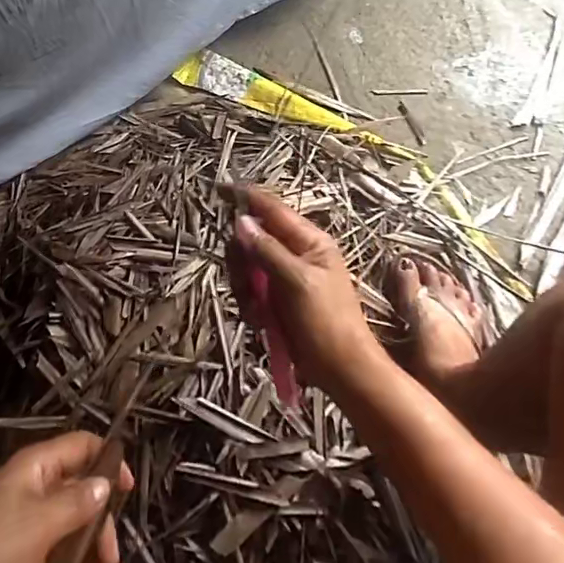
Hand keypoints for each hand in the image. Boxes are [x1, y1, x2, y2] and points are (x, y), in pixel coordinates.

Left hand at [0, 432, 134, 562]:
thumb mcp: (38, 523)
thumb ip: (75, 501)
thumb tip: (106, 480)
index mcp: (36, 466)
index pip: (81, 444)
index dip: (109, 458)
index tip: (129, 490)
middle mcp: (31, 486)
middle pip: (79, 489)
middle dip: (100, 519)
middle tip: (111, 559)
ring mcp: (21, 520)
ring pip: (67, 525)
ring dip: (85, 546)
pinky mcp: (13, 550)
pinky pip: (50, 547)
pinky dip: (66, 557)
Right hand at [224, 184, 385, 396]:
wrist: (344, 372)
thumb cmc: (327, 323)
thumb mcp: (297, 282)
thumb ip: (268, 250)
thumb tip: (241, 220)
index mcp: (309, 240)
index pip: (272, 209)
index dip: (246, 198)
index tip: (219, 190)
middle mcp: (296, 252)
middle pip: (253, 238)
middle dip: (242, 260)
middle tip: (245, 285)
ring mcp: (287, 275)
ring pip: (248, 265)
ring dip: (245, 287)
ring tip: (255, 311)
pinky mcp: (279, 298)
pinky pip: (253, 289)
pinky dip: (251, 303)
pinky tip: (260, 321)